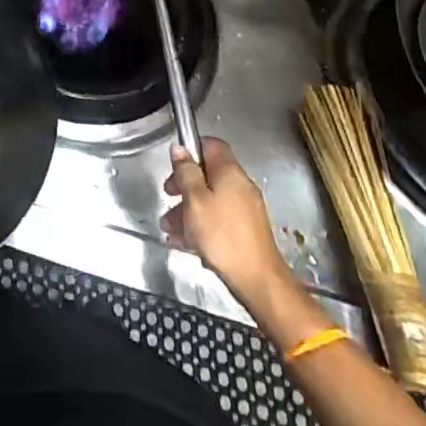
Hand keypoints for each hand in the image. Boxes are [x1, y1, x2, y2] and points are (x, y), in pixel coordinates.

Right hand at [161, 137, 290, 300]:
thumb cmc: (221, 234)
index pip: (212, 145)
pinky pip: (217, 218)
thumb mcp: (194, 199)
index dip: (192, 148)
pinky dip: (200, 224)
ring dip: (187, 209)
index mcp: (230, 173)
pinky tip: (184, 241)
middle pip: (207, 174)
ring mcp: (245, 210)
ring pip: (209, 199)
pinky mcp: (244, 230)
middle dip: (184, 184)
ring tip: (169, 227)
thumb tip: (180, 149)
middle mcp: (240, 187)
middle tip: (168, 195)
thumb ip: (185, 172)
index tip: (175, 164)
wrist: (256, 280)